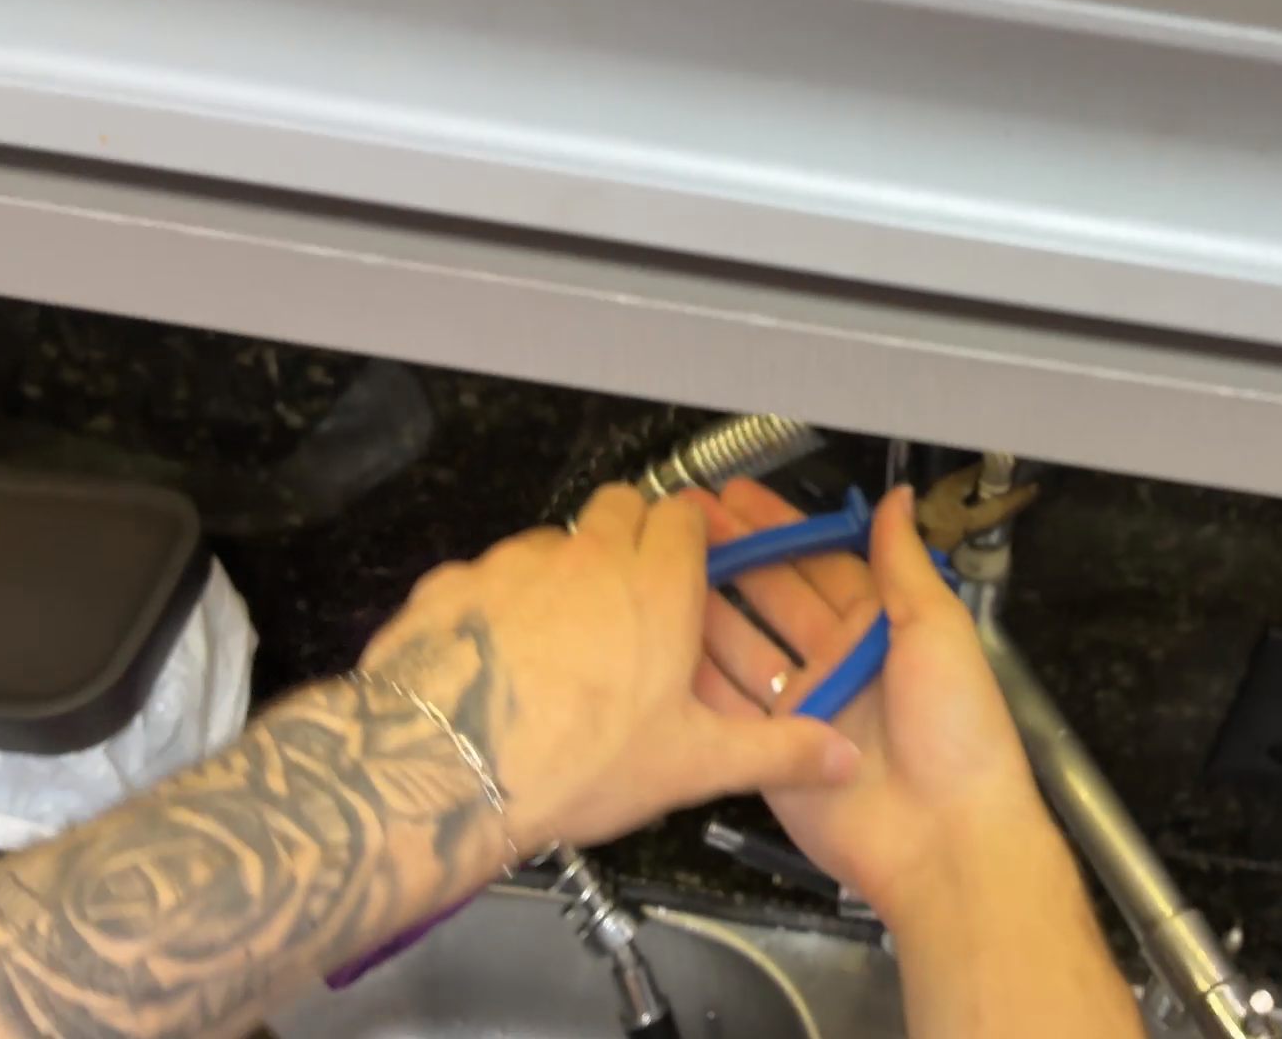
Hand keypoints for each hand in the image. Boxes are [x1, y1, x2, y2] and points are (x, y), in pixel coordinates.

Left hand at [359, 484, 860, 851]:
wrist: (437, 777)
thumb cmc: (580, 761)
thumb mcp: (694, 763)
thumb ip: (778, 751)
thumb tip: (844, 755)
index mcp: (657, 585)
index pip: (683, 514)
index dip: (691, 532)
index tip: (693, 561)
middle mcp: (590, 556)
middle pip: (621, 504)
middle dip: (633, 531)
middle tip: (634, 593)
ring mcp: (516, 563)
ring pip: (556, 537)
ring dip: (569, 565)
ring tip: (566, 634)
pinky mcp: (452, 583)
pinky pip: (488, 570)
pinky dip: (502, 596)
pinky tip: (499, 653)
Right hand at [691, 481, 1054, 918]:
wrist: (944, 837)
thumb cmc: (957, 727)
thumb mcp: (938, 629)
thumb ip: (904, 562)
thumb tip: (899, 500)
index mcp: (879, 626)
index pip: (820, 562)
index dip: (780, 528)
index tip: (738, 497)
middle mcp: (837, 658)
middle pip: (775, 595)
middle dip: (734, 556)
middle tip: (687, 518)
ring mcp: (803, 704)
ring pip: (744, 642)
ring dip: (708, 604)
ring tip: (665, 564)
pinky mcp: (774, 749)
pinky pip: (728, 703)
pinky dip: (698, 672)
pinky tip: (666, 637)